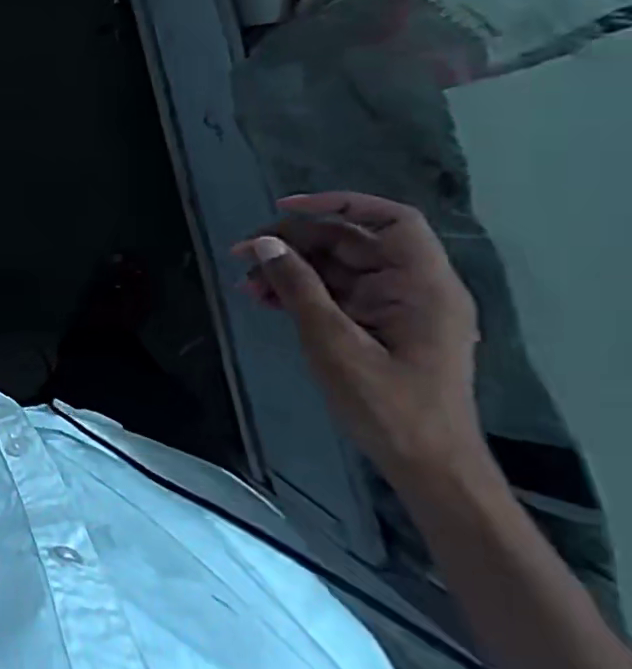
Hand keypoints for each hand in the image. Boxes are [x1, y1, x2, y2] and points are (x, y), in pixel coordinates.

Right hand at [234, 191, 482, 481]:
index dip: (340, 204)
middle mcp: (414, 289)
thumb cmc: (387, 404)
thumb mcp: (332, 342)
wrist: (426, 464)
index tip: (284, 208)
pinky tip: (263, 300)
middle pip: (351, 243)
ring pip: (336, 268)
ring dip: (288, 270)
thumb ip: (298, 287)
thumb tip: (263, 243)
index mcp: (422, 287)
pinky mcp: (378, 327)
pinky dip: (298, 291)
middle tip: (242, 256)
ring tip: (246, 285)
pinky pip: (334, 293)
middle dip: (294, 243)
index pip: (391, 221)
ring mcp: (396, 308)